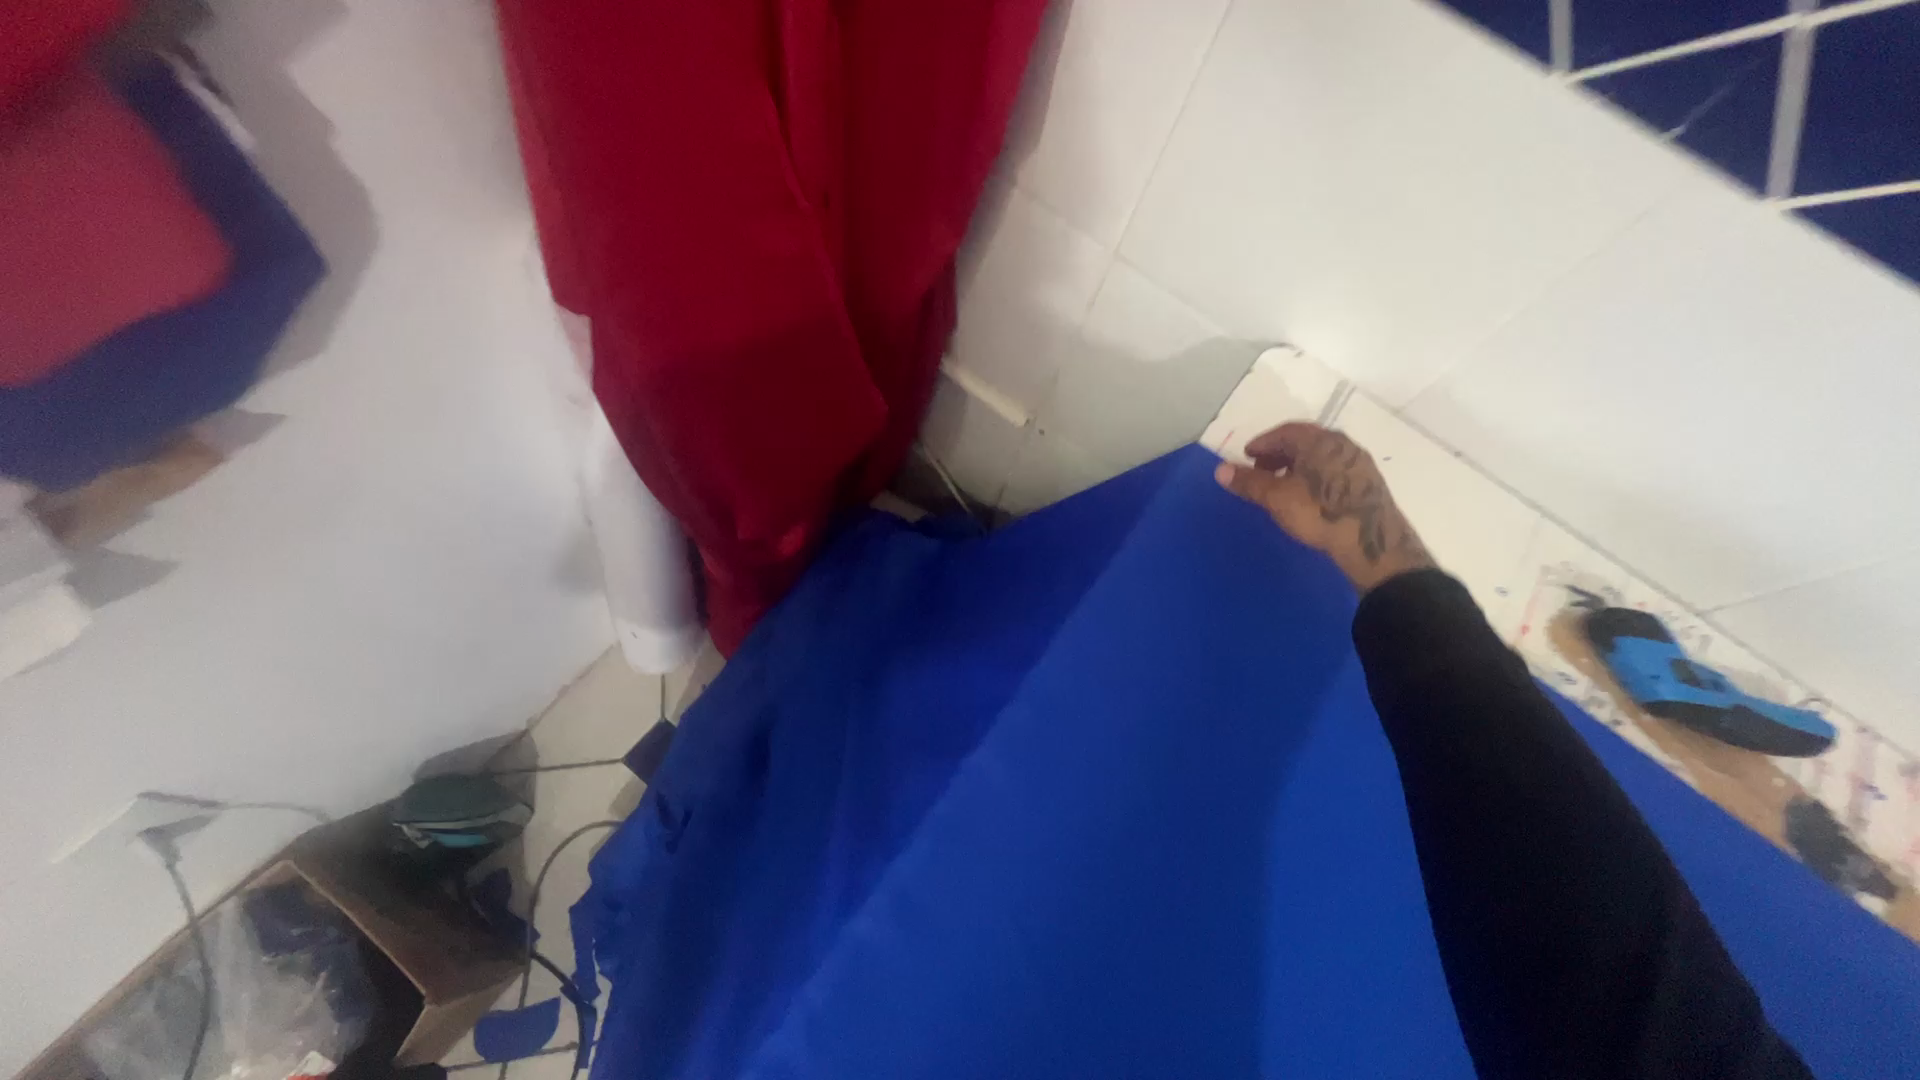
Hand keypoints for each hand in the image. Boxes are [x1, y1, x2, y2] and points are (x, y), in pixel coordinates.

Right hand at [1214, 422, 1434, 592]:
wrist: (1371, 542)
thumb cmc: (1319, 512)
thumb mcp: (1276, 498)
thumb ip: (1248, 482)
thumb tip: (1219, 469)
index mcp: (1319, 441)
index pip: (1286, 431)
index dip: (1263, 442)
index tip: (1247, 456)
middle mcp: (1342, 444)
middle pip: (1304, 442)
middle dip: (1279, 453)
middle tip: (1261, 469)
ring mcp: (1358, 463)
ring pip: (1320, 456)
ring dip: (1297, 465)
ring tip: (1282, 485)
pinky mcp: (1368, 483)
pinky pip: (1333, 470)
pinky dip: (1314, 475)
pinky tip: (1307, 496)